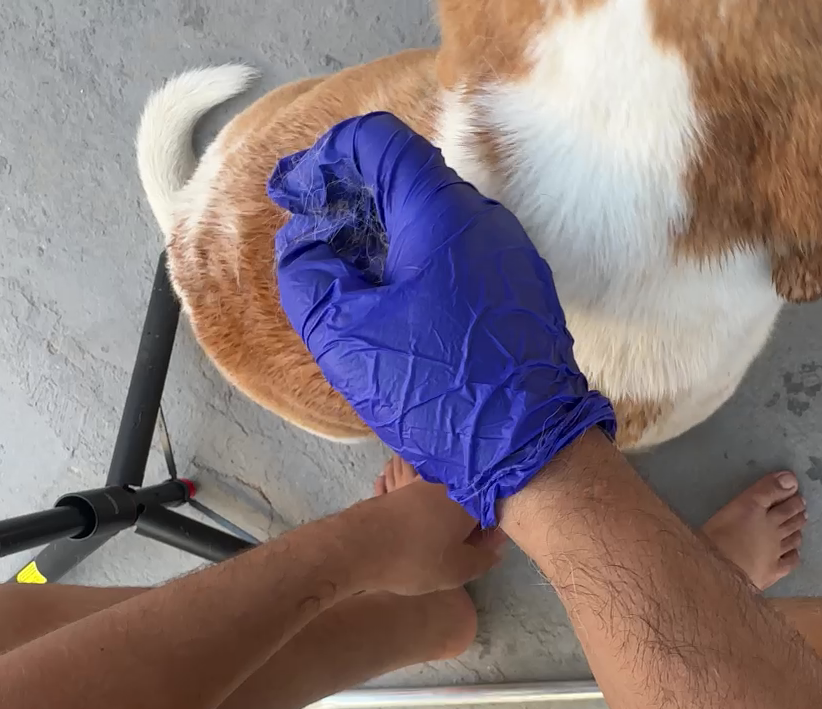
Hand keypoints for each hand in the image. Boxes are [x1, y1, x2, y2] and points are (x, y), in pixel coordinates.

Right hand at [267, 112, 615, 527]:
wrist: (528, 451)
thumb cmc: (437, 393)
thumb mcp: (345, 336)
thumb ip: (309, 274)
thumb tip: (306, 244)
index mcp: (441, 214)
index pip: (377, 144)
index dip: (324, 159)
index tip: (293, 194)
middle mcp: (486, 222)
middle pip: (408, 180)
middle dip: (352, 201)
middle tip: (315, 240)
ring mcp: (512, 258)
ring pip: (436, 222)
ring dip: (385, 237)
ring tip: (349, 279)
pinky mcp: (521, 293)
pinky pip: (462, 258)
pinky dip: (421, 264)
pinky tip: (397, 306)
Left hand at [339, 477, 504, 596]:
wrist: (358, 545)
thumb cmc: (416, 558)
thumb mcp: (458, 570)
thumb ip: (483, 559)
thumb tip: (494, 550)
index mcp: (468, 499)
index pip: (492, 511)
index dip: (490, 533)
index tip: (483, 551)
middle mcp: (446, 484)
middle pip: (466, 503)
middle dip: (467, 525)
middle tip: (460, 552)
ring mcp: (417, 484)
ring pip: (441, 502)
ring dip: (443, 522)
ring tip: (435, 547)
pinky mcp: (396, 491)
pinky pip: (418, 503)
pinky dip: (422, 518)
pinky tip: (415, 536)